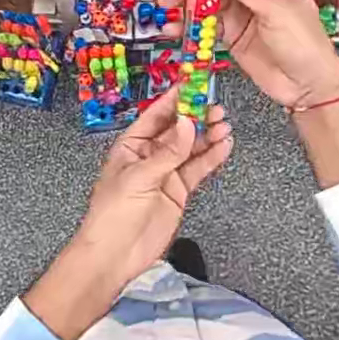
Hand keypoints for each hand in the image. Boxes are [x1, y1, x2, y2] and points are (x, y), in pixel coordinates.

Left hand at [23, 90, 231, 339]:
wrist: (114, 255)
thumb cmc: (114, 212)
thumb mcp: (139, 177)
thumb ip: (168, 152)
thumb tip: (188, 124)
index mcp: (131, 145)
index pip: (155, 115)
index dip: (174, 100)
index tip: (193, 85)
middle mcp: (149, 155)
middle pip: (177, 130)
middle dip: (196, 117)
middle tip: (216, 106)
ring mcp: (165, 172)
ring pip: (191, 148)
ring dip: (208, 135)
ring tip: (225, 124)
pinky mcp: (179, 191)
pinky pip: (197, 168)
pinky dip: (212, 157)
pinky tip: (224, 145)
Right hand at [157, 0, 338, 108]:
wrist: (309, 88)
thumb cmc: (307, 46)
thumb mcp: (278, 12)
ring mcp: (240, 16)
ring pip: (205, 2)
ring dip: (184, 1)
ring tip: (167, 4)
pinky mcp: (231, 37)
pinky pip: (205, 26)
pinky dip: (188, 26)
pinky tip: (175, 27)